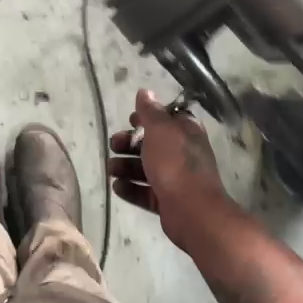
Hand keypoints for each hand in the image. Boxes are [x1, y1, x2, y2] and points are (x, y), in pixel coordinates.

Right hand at [108, 89, 238, 249]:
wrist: (192, 211)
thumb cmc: (175, 162)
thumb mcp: (159, 129)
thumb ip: (150, 110)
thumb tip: (145, 91)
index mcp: (185, 132)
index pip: (166, 118)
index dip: (147, 117)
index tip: (130, 120)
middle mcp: (182, 153)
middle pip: (152, 144)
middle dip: (130, 143)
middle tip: (114, 144)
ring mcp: (176, 179)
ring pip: (147, 168)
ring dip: (126, 167)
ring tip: (111, 170)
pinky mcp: (168, 201)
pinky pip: (146, 192)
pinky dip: (131, 189)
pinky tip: (117, 187)